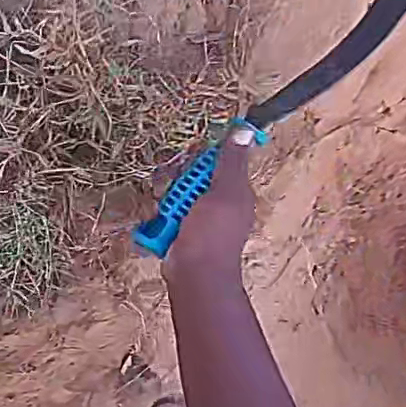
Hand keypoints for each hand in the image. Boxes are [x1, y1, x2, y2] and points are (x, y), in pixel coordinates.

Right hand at [163, 128, 255, 279]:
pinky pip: (166, 214)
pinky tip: (160, 222)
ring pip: (176, 195)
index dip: (203, 157)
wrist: (194, 275)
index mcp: (235, 191)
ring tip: (167, 209)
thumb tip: (244, 130)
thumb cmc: (212, 233)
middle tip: (174, 187)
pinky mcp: (179, 232)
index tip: (191, 159)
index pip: (218, 162)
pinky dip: (160, 217)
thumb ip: (230, 162)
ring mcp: (198, 219)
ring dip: (167, 199)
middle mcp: (218, 204)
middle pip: (193, 177)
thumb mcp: (224, 191)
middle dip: (179, 180)